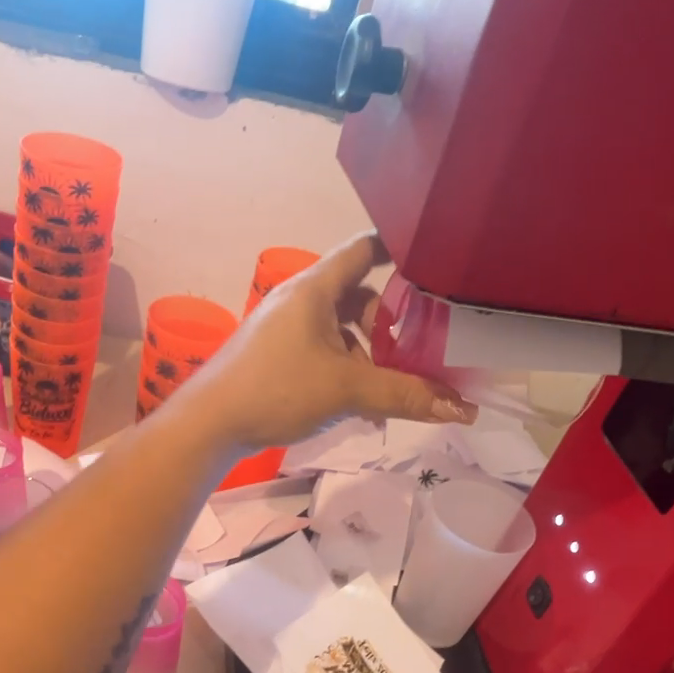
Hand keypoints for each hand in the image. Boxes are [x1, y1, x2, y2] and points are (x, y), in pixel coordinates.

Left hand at [177, 232, 476, 449]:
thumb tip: (463, 410)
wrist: (210, 423)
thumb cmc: (276, 389)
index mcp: (315, 288)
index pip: (365, 249)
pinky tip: (362, 406)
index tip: (436, 263)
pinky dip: (347, 369)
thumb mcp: (346, 390)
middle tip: (421, 345)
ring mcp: (286, 326)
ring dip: (370, 353)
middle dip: (391, 321)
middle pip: (358, 294)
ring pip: (342, 328)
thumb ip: (405, 395)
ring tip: (393, 386)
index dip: (400, 249)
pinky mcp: (278, 353)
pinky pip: (324, 350)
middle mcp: (300, 298)